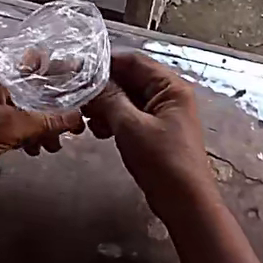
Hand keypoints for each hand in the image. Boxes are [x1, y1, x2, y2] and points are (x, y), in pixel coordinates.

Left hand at [0, 61, 82, 201]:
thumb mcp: (9, 124)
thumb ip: (47, 119)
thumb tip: (78, 117)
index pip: (34, 60)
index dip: (59, 69)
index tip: (84, 80)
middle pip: (35, 88)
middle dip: (57, 105)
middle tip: (77, 120)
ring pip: (30, 110)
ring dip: (46, 126)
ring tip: (56, 143)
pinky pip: (21, 127)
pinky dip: (33, 136)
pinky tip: (40, 148)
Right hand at [82, 51, 213, 221]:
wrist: (185, 201)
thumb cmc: (162, 161)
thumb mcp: (130, 126)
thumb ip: (109, 99)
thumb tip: (90, 81)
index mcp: (171, 87)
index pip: (135, 61)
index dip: (106, 62)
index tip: (77, 68)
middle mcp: (169, 96)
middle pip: (131, 79)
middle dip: (104, 87)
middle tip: (77, 96)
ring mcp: (163, 115)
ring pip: (128, 99)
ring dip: (106, 106)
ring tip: (88, 119)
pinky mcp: (156, 133)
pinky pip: (131, 117)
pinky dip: (114, 121)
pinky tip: (100, 132)